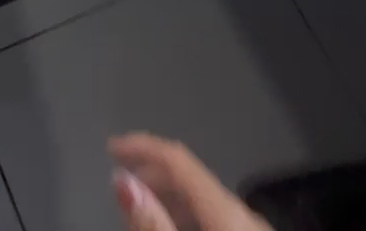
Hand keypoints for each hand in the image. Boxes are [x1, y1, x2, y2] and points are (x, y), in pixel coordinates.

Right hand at [109, 133, 272, 230]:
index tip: (112, 145)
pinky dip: (187, 211)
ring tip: (142, 207)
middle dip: (150, 173)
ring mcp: (254, 226)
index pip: (177, 156)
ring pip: (202, 195)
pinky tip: (173, 223)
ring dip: (167, 194)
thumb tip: (123, 181)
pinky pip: (213, 213)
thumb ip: (153, 220)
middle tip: (120, 183)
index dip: (141, 144)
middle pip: (189, 174)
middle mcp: (244, 211)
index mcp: (227, 208)